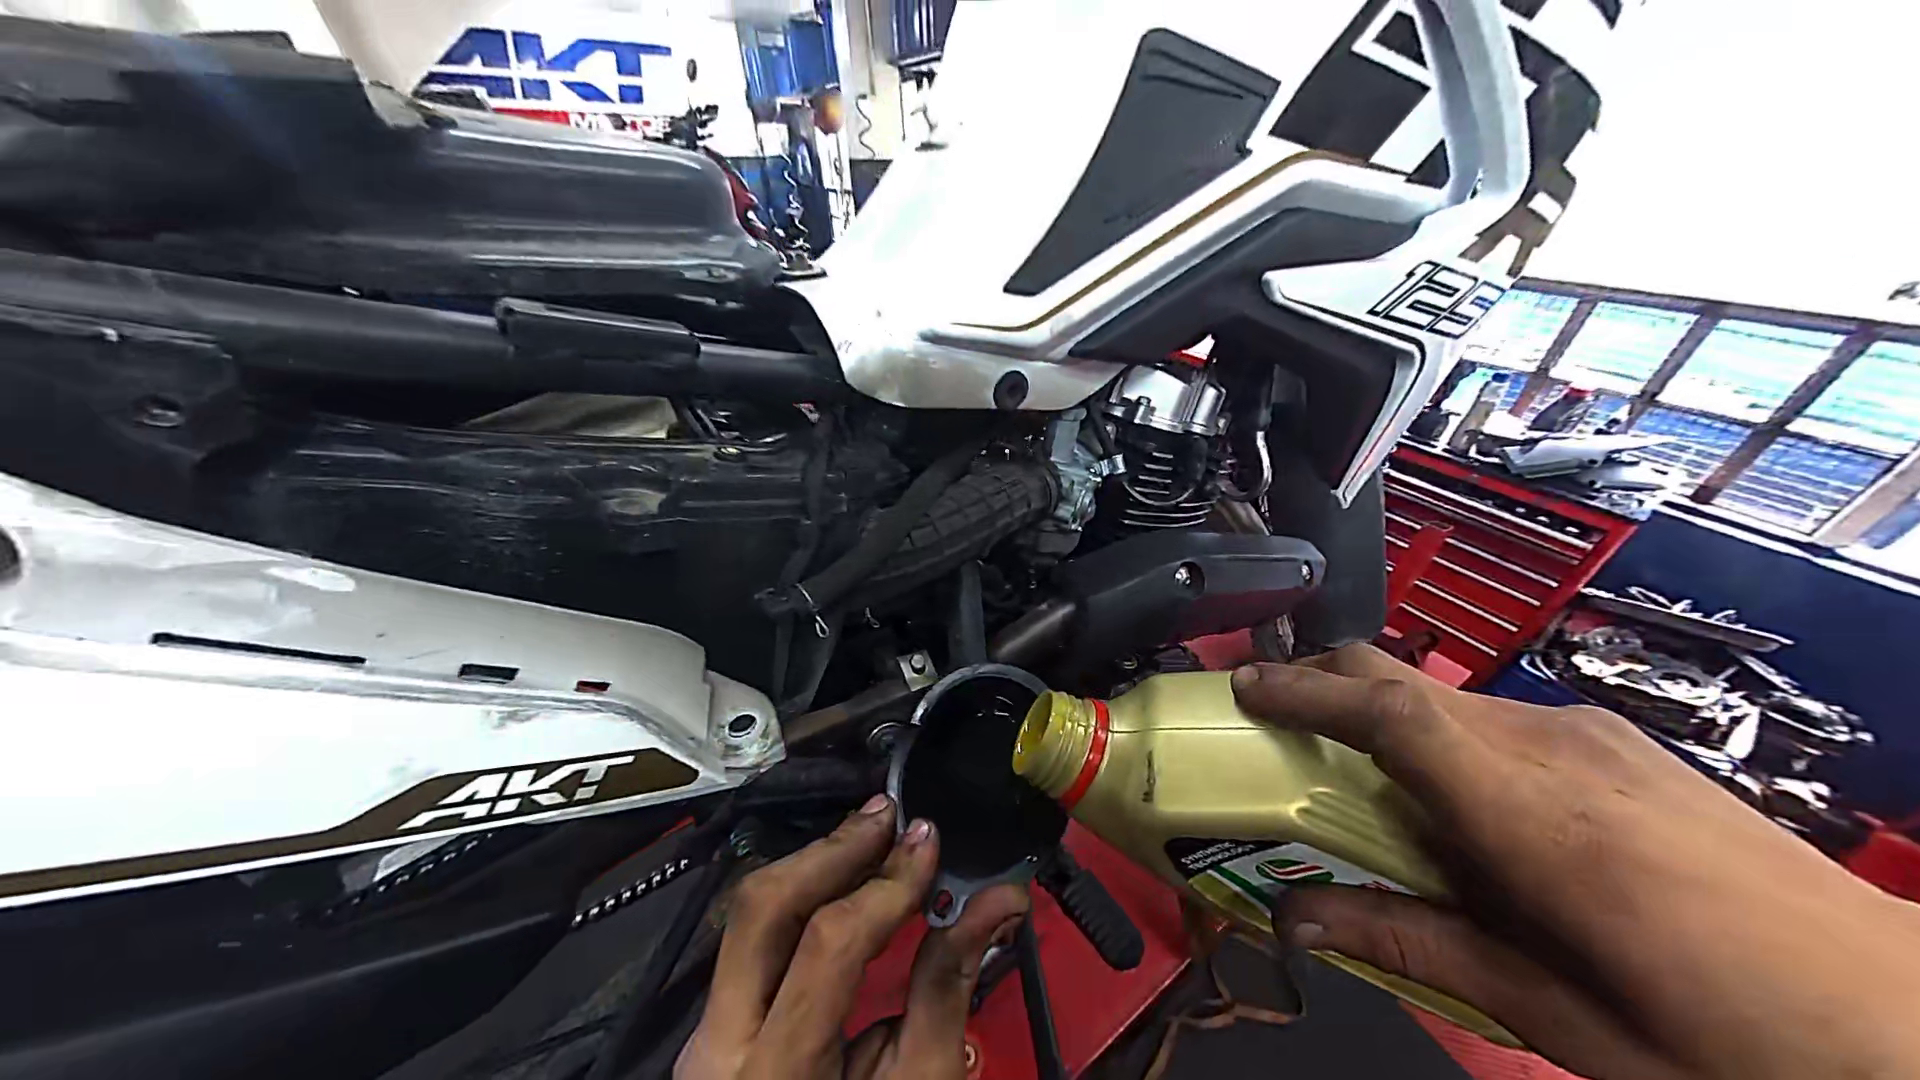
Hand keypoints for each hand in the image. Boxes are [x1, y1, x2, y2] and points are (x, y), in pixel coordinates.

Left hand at [676, 795, 1028, 1079]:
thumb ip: (948, 984)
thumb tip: (998, 901)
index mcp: (778, 1072)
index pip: (829, 944)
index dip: (886, 884)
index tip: (927, 840)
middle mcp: (722, 1041)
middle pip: (763, 908)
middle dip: (832, 849)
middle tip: (889, 816)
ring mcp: (709, 1026)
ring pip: (751, 909)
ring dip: (817, 859)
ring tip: (874, 831)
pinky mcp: (717, 1014)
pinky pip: (757, 930)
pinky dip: (806, 889)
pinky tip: (845, 871)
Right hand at [1231, 645, 1919, 1079]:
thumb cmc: (1746, 1050)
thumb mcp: (1563, 1016)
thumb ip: (1417, 943)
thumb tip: (1297, 918)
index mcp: (1539, 819)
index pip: (1394, 715)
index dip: (1306, 692)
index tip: (1243, 686)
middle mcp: (1558, 749)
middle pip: (1404, 679)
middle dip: (1322, 681)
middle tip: (1271, 715)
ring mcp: (1594, 736)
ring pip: (1441, 693)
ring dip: (1376, 711)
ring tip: (1354, 771)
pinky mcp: (1619, 741)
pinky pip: (1489, 714)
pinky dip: (1432, 730)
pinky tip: (1451, 793)